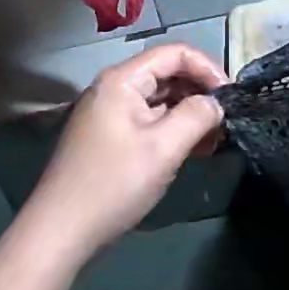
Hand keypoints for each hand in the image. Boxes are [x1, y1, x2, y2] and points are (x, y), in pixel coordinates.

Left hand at [23, 45, 227, 264]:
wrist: (58, 236)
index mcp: (122, 80)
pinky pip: (151, 118)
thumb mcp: (165, 148)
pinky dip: (175, 127)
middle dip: (201, 92)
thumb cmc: (113, 185)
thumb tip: (216, 104)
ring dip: (191, 112)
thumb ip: (198, 115)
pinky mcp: (111, 136)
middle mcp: (114, 88)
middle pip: (169, 73)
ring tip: (214, 138)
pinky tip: (194, 149)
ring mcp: (110, 112)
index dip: (208, 68)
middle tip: (225, 119)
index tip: (230, 96)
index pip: (176, 53)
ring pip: (162, 97)